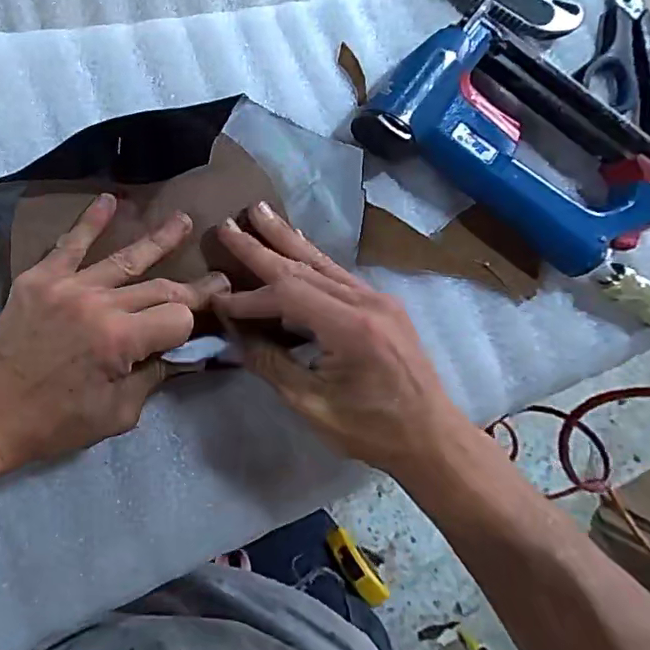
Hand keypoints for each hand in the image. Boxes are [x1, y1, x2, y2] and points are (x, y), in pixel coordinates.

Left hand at [0, 194, 228, 468]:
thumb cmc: (59, 421)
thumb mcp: (120, 412)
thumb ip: (157, 374)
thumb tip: (187, 350)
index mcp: (120, 340)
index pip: (177, 318)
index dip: (192, 327)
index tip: (201, 329)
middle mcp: (99, 304)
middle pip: (160, 288)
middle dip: (193, 288)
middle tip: (217, 279)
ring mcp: (68, 286)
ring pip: (125, 258)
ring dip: (159, 240)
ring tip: (182, 221)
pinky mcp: (40, 279)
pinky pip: (69, 244)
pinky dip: (90, 221)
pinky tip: (109, 200)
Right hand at [212, 202, 475, 478]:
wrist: (432, 436)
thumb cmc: (372, 430)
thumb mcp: (313, 405)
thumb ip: (272, 364)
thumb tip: (236, 336)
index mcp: (351, 327)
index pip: (288, 295)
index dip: (249, 297)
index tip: (217, 300)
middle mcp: (366, 301)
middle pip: (303, 266)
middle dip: (262, 247)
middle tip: (227, 225)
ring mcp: (378, 298)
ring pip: (322, 262)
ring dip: (286, 239)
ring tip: (259, 212)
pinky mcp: (383, 304)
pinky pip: (338, 274)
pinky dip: (311, 258)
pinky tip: (297, 243)